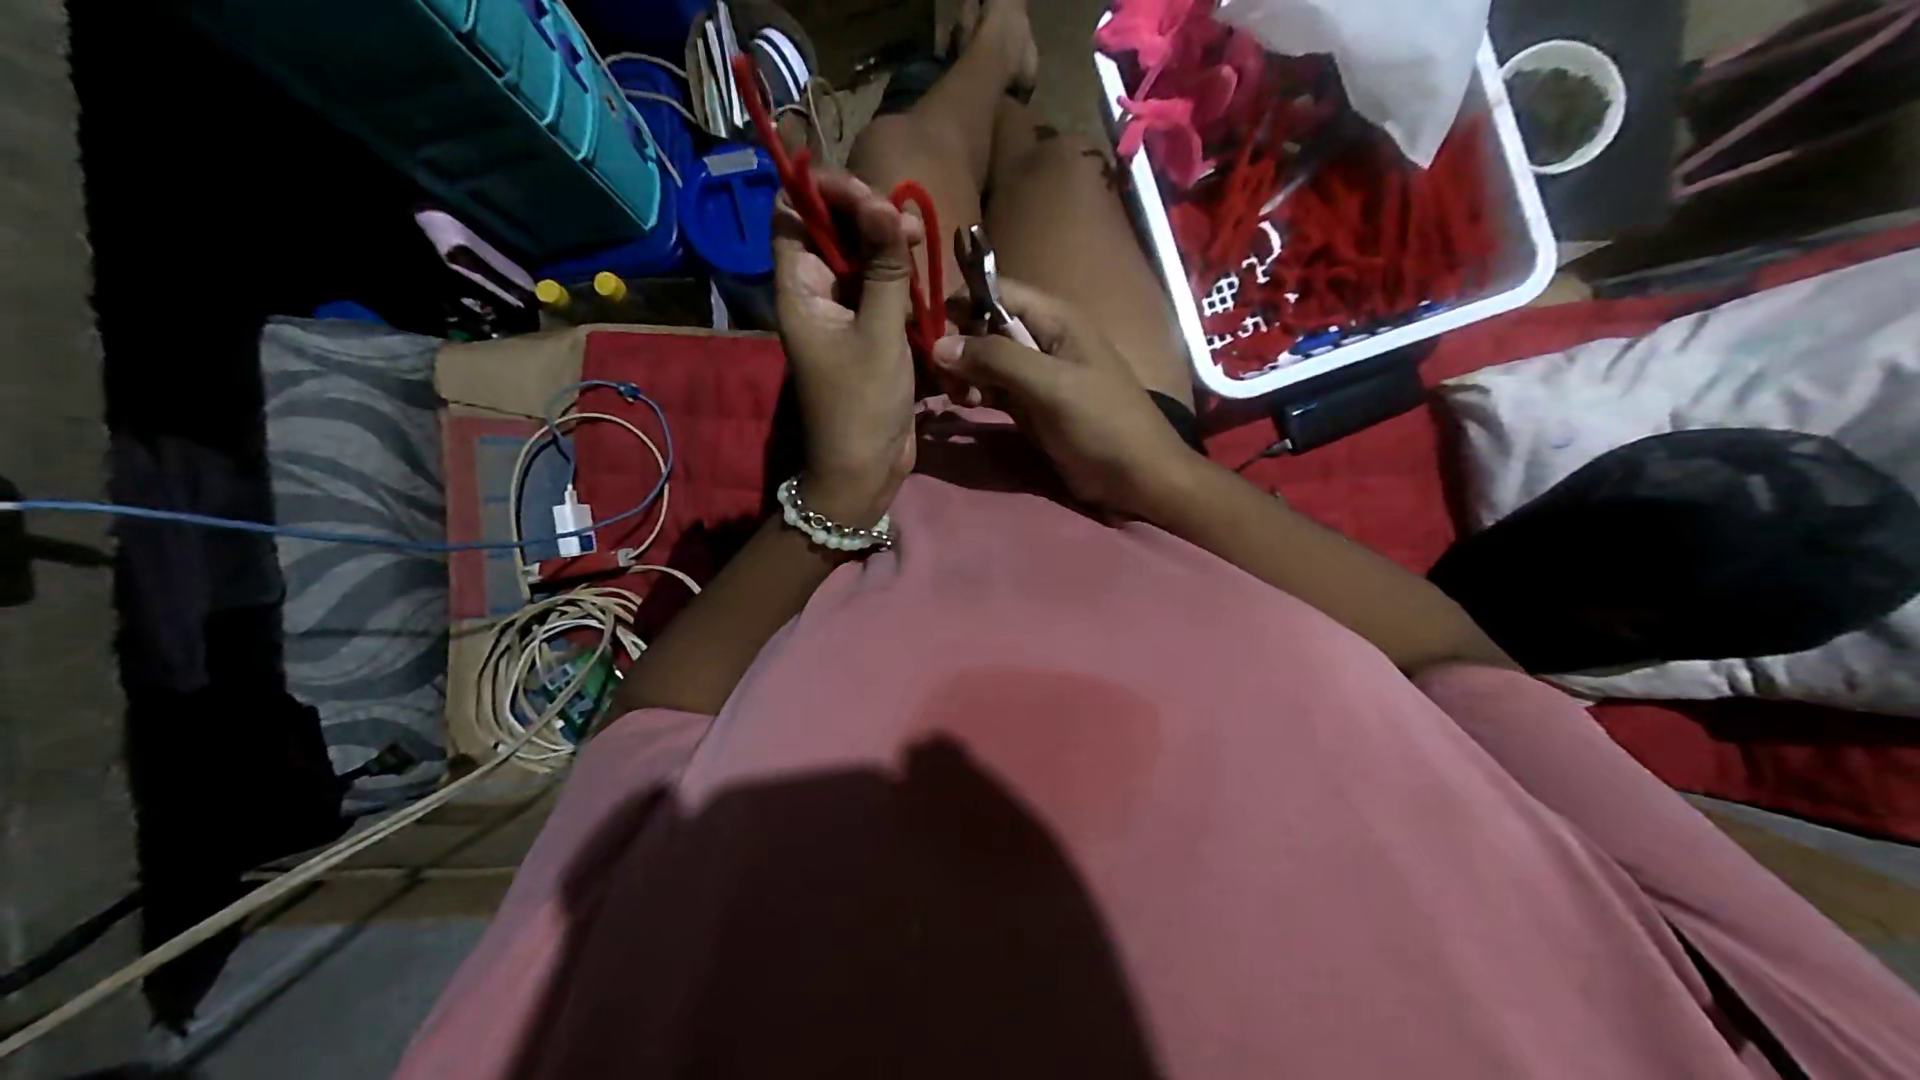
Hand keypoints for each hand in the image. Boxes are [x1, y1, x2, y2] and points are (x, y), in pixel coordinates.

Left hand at [773, 169, 926, 526]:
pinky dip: (900, 276)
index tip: (865, 192)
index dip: (821, 191)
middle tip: (904, 216)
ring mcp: (843, 313)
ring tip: (920, 236)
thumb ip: (884, 269)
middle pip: (831, 230)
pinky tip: (923, 268)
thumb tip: (884, 204)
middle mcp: (816, 294)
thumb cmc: (863, 405)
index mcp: (799, 290)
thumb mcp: (879, 334)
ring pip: (860, 257)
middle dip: (866, 214)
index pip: (792, 215)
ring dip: (888, 243)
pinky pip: (880, 288)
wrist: (864, 469)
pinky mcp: (868, 331)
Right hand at [931, 280, 1202, 518]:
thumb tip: (940, 344)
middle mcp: (1043, 338)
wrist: (1136, 476)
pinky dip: (978, 394)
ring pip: (987, 360)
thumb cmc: (1100, 423)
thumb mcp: (1049, 386)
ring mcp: (1037, 373)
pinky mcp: (1032, 404)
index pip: (997, 291)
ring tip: (960, 398)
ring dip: (967, 374)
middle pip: (986, 326)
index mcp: (1055, 319)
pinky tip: (969, 406)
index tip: (934, 337)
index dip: (962, 306)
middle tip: (946, 378)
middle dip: (961, 346)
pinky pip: (996, 388)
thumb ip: (996, 360)